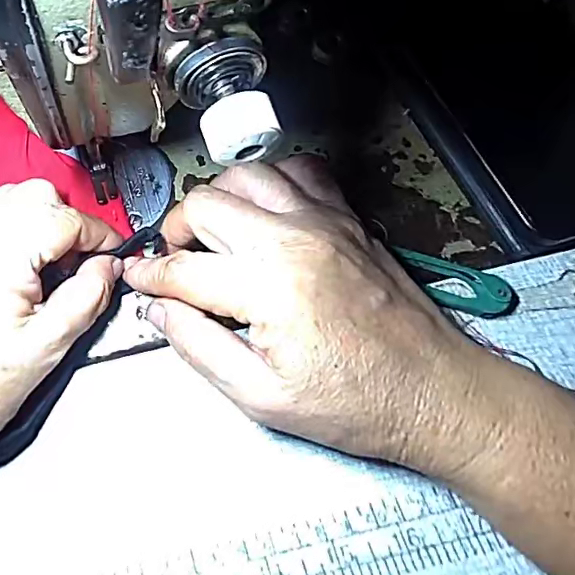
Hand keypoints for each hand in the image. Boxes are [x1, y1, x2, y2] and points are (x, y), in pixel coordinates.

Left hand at [0, 179, 121, 464]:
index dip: (100, 236)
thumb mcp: (45, 348)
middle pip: (35, 196)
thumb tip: (106, 268)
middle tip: (78, 265)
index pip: (66, 217)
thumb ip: (87, 297)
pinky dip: (2, 235)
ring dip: (35, 224)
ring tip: (44, 273)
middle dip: (67, 223)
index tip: (111, 257)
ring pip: (4, 200)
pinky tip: (8, 276)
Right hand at [120, 156, 520, 481]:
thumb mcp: (262, 398)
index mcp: (270, 289)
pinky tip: (263, 209)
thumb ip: (200, 348)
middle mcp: (294, 242)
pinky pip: (300, 171)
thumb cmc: (358, 403)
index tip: (138, 279)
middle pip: (204, 205)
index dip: (149, 275)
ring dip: (216, 198)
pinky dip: (271, 181)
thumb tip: (161, 312)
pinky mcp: (346, 220)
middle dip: (173, 230)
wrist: (436, 394)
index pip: (183, 268)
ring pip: (245, 176)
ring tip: (211, 231)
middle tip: (172, 259)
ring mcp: (323, 223)